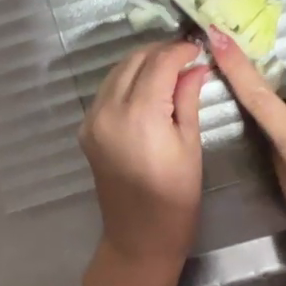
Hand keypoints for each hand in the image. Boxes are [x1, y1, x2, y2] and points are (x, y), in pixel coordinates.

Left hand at [80, 41, 212, 267]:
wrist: (139, 237)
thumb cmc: (176, 198)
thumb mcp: (190, 145)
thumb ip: (187, 99)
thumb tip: (196, 67)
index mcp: (139, 114)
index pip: (159, 62)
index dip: (180, 50)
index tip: (198, 47)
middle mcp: (109, 110)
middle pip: (133, 61)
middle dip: (160, 52)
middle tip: (186, 55)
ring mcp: (92, 119)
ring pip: (116, 72)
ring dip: (142, 64)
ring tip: (170, 69)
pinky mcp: (87, 130)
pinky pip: (106, 92)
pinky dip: (127, 82)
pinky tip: (148, 89)